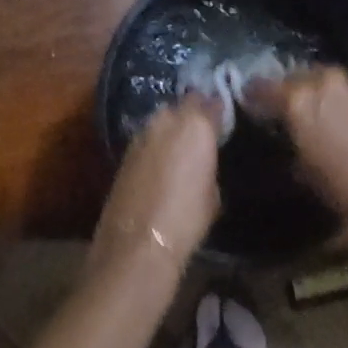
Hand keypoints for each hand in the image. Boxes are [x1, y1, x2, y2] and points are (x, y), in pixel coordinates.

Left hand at [90, 95, 223, 271]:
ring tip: (179, 142)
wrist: (138, 242)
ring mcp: (142, 134)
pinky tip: (159, 158)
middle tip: (201, 127)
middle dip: (193, 111)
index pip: (212, 104)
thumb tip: (202, 162)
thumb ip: (209, 166)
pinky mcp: (124, 151)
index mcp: (197, 126)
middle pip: (184, 104)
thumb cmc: (186, 219)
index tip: (223, 119)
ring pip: (162, 118)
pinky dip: (155, 142)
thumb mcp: (213, 194)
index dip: (218, 111)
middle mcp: (168, 121)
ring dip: (172, 125)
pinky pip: (146, 137)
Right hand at [245, 67, 347, 228]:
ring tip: (331, 111)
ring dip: (328, 92)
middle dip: (296, 88)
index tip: (251, 99)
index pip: (266, 87)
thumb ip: (294, 142)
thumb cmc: (342, 188)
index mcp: (298, 102)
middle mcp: (325, 83)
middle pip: (302, 76)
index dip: (256, 93)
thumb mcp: (304, 170)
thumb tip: (293, 136)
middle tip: (295, 105)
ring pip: (334, 80)